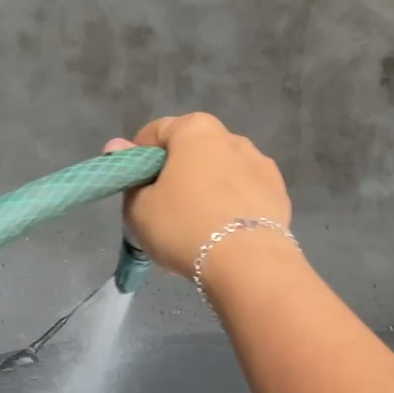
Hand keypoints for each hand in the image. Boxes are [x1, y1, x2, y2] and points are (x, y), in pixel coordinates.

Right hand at [103, 113, 292, 278]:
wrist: (246, 262)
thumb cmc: (183, 227)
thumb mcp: (139, 209)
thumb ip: (128, 178)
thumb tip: (116, 148)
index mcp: (194, 130)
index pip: (154, 133)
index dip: (138, 159)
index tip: (134, 188)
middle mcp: (230, 136)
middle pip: (191, 153)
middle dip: (175, 178)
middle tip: (162, 214)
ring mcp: (259, 163)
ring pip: (220, 175)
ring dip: (205, 193)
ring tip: (195, 231)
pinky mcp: (277, 193)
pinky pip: (242, 196)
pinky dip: (229, 209)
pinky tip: (221, 237)